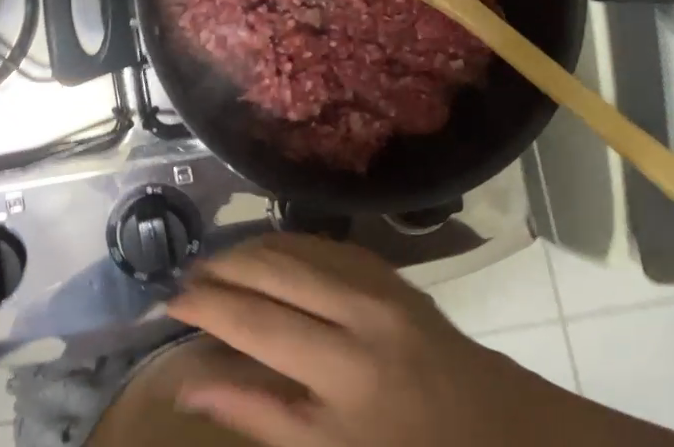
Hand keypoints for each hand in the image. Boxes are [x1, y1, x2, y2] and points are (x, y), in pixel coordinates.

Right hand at [166, 234, 673, 446]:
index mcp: (345, 372)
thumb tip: (188, 382)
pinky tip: (264, 257)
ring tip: (213, 264)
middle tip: (184, 277)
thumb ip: (258, 413)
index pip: (254, 322)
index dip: (204, 305)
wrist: (507, 434)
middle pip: (270, 269)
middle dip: (218, 267)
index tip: (166, 301)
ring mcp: (380, 286)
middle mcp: (360, 313)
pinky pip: (324, 245)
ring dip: (246, 249)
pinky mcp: (392, 274)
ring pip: (294, 246)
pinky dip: (284, 245)